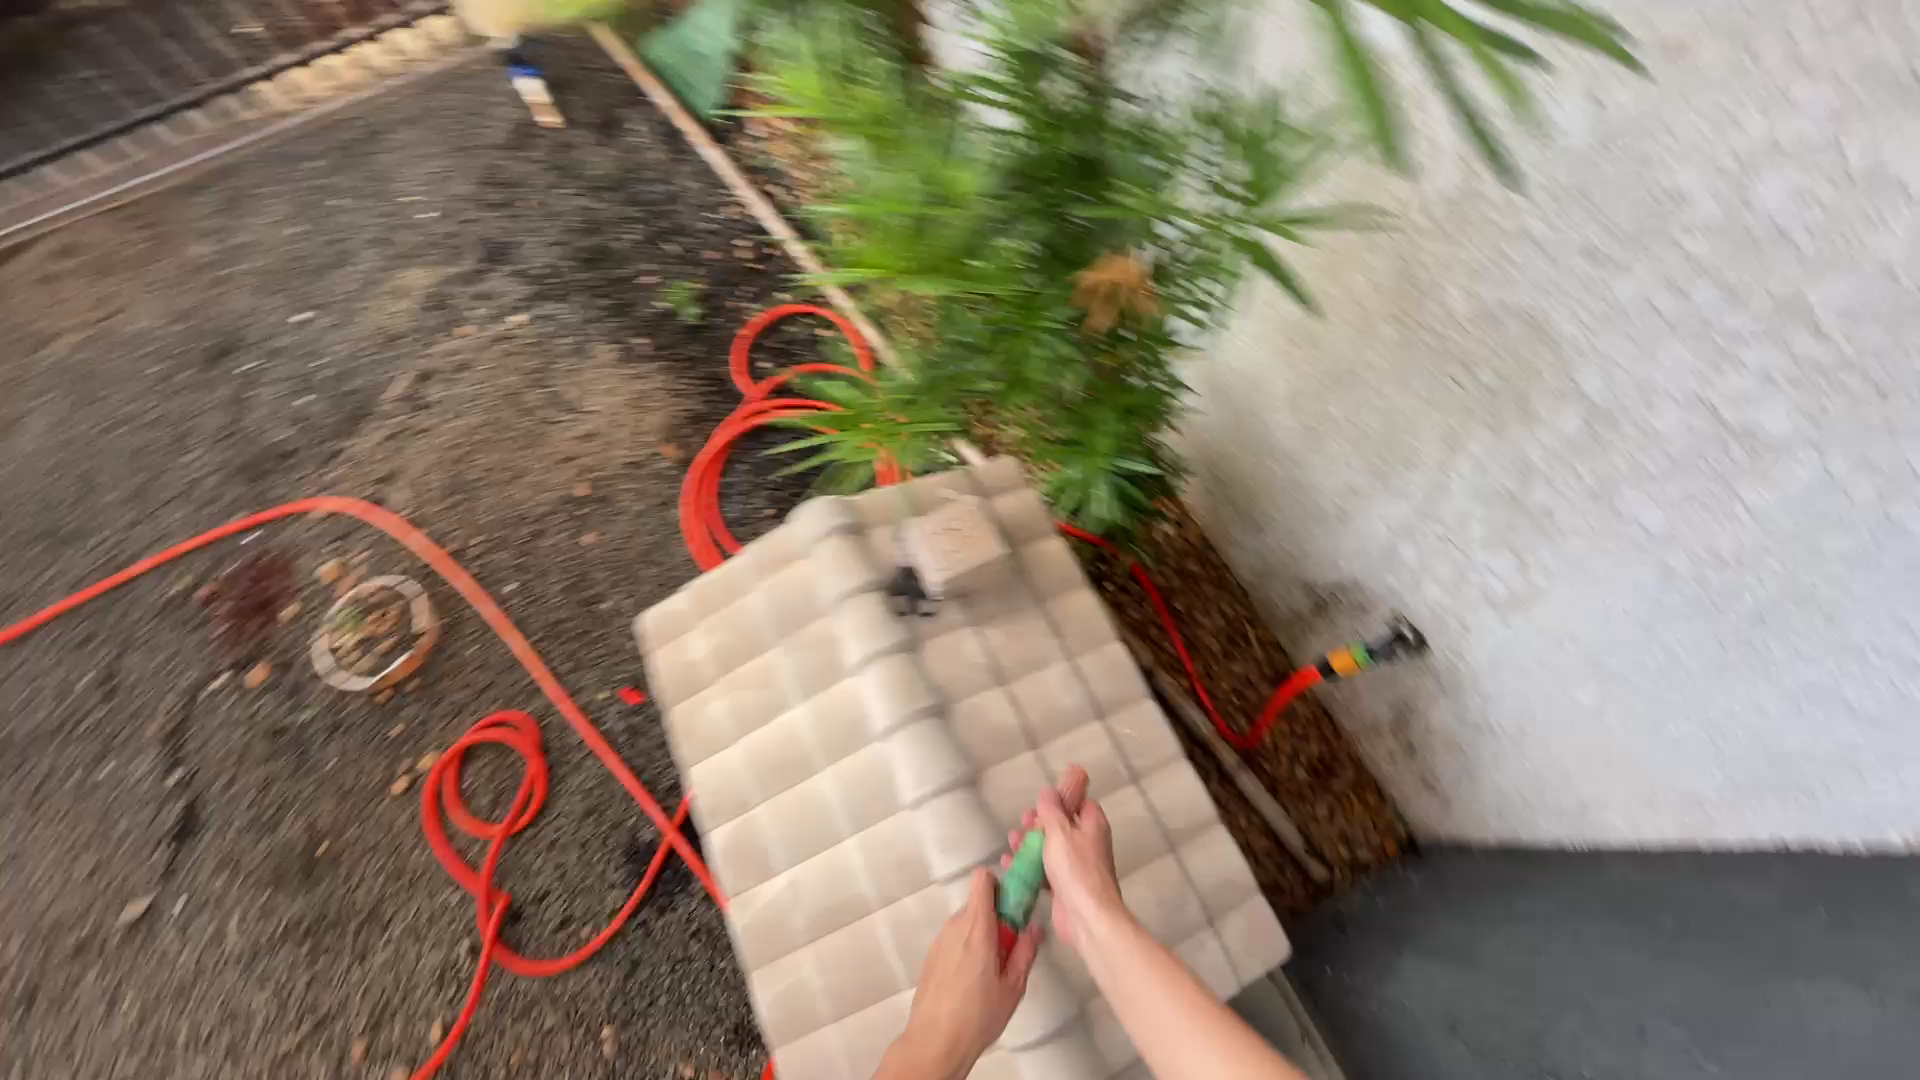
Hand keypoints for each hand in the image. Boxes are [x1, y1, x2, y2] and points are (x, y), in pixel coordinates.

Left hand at [887, 867, 1041, 1079]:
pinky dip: (965, 948)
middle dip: (995, 918)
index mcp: (977, 925)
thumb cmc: (978, 1014)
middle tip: (1008, 949)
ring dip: (980, 935)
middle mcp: (955, 924)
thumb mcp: (1013, 987)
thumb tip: (1035, 927)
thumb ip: (1025, 952)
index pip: (983, 879)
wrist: (934, 1041)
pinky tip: (970, 980)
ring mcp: (940, 938)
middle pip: (978, 903)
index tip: (1013, 908)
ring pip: (966, 922)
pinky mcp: (931, 953)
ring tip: (989, 971)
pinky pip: (954, 938)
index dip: (999, 886)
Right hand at [1007, 784, 1127, 950]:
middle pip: (1061, 824)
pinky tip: (1010, 863)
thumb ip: (1052, 809)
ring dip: (1030, 843)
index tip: (1042, 801)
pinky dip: (1029, 864)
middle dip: (1039, 823)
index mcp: (1093, 824)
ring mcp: (1076, 865)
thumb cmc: (1075, 868)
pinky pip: (1044, 869)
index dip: (1061, 799)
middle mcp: (1087, 842)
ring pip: (1050, 847)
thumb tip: (1049, 790)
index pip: (1080, 802)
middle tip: (1023, 822)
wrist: (1086, 917)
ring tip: (1012, 841)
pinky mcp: (1065, 885)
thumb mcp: (1060, 831)